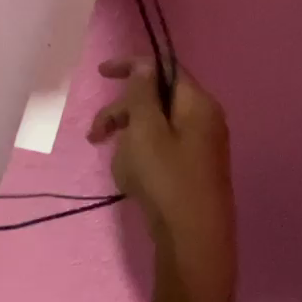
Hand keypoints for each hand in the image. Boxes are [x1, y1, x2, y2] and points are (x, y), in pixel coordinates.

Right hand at [89, 58, 236, 301]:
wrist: (192, 235)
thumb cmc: (165, 178)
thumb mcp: (145, 131)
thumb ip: (142, 96)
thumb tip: (144, 67)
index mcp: (197, 104)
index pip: (165, 69)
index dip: (132, 66)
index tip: (100, 73)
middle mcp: (204, 118)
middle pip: (157, 97)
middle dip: (122, 108)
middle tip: (96, 132)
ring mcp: (200, 143)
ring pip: (155, 121)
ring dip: (126, 130)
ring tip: (108, 155)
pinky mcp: (192, 164)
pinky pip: (161, 141)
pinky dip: (138, 146)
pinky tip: (128, 168)